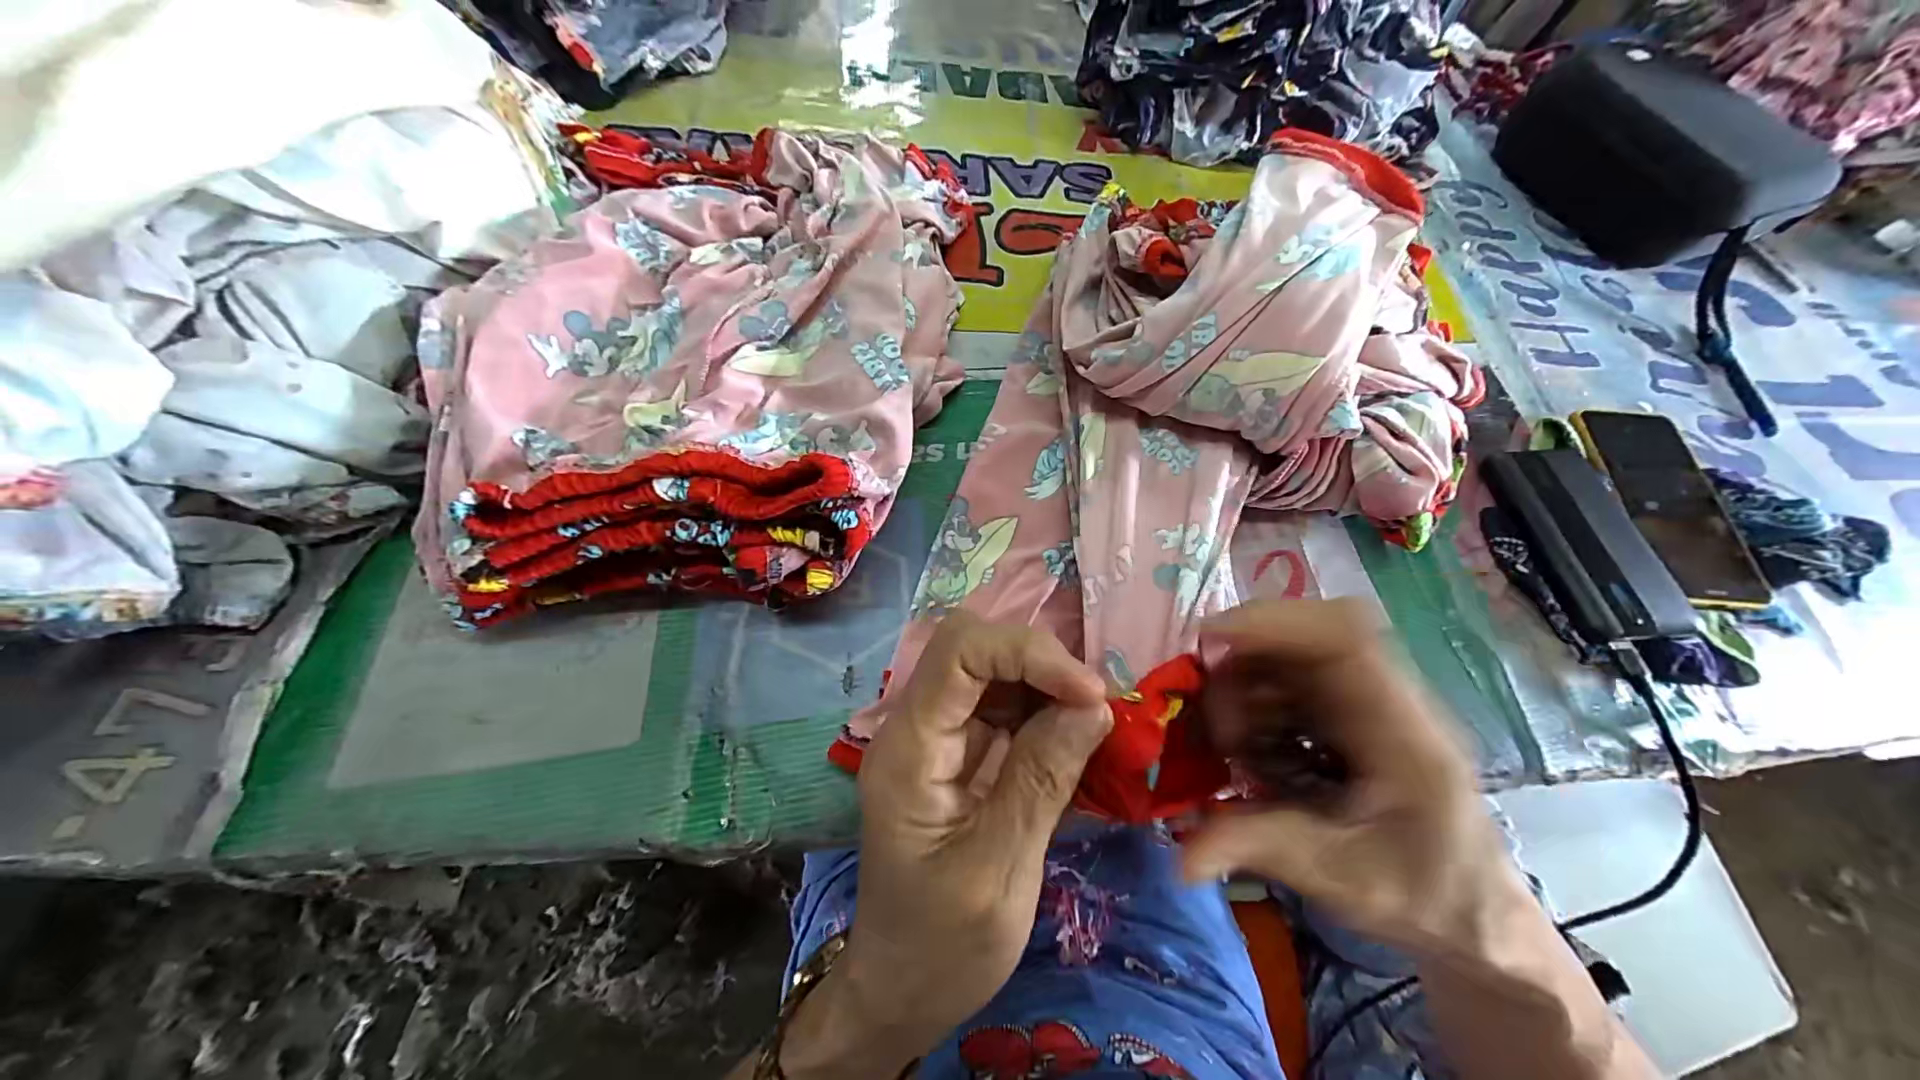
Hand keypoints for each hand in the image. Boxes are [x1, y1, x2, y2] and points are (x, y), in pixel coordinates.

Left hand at [781, 612, 1111, 1077]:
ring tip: (1098, 723)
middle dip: (1042, 663)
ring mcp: (940, 739)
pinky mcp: (962, 756)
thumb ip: (1042, 779)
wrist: (901, 990)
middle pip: (975, 650)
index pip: (959, 651)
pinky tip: (1079, 740)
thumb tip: (1094, 705)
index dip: (1027, 652)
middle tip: (1098, 707)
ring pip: (995, 673)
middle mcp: (918, 727)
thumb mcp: (999, 871)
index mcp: (909, 749)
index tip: (1089, 694)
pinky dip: (1047, 713)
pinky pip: (1007, 710)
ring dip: (1049, 686)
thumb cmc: (941, 946)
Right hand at [1180, 599, 1524, 960]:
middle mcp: (1388, 702)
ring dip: (1245, 684)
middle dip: (1244, 662)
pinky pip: (1290, 681)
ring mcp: (1369, 704)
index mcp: (1404, 734)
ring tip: (1231, 742)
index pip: (1346, 640)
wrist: (1475, 914)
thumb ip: (1261, 850)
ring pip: (1293, 655)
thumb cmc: (1424, 896)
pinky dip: (1254, 701)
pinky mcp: (1350, 713)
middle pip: (1308, 636)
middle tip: (1214, 721)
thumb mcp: (1341, 880)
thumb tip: (1181, 858)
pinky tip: (1249, 747)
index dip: (1274, 623)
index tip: (1210, 639)